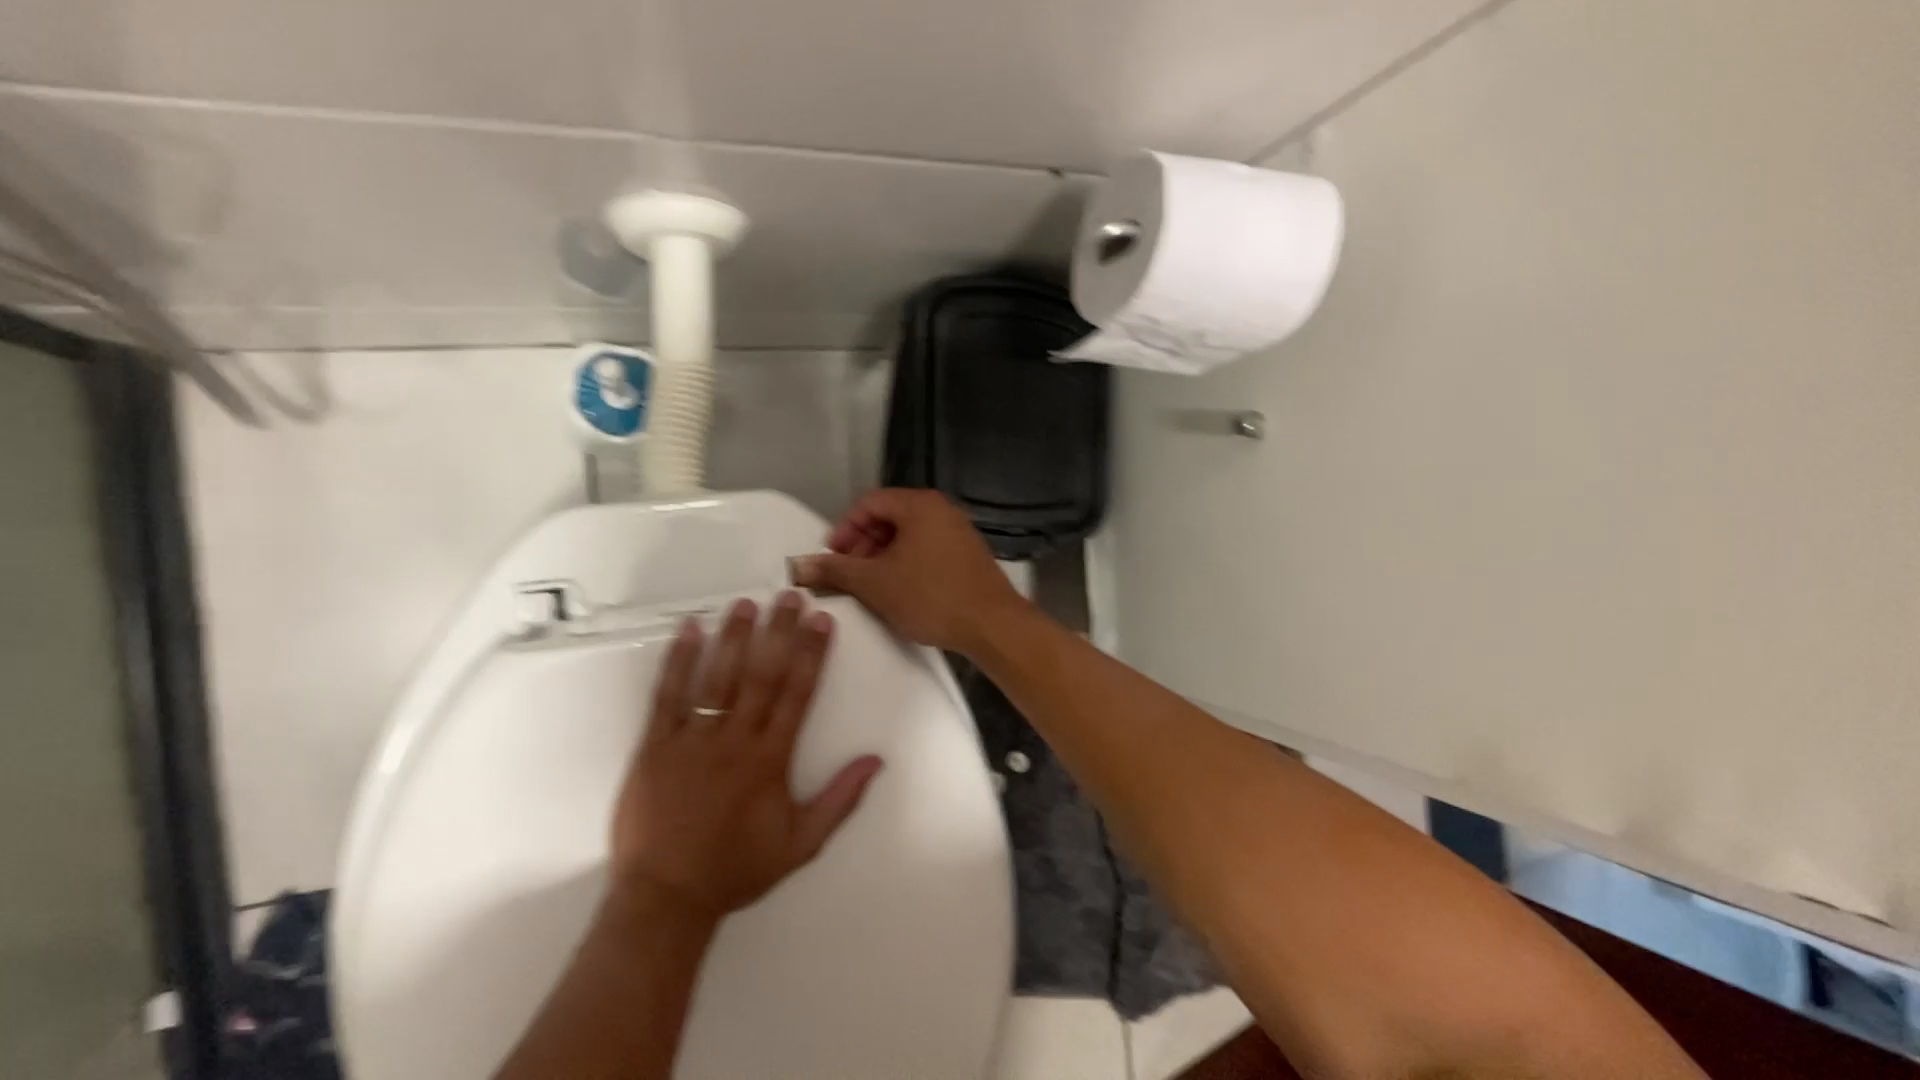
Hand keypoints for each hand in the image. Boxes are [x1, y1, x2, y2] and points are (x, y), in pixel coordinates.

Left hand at [608, 591, 883, 922]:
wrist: (666, 896)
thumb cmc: (737, 869)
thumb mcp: (801, 843)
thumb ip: (840, 800)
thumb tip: (874, 761)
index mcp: (771, 759)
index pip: (798, 694)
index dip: (812, 654)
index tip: (822, 620)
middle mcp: (735, 739)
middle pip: (762, 674)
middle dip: (779, 631)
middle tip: (790, 594)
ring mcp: (692, 739)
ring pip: (717, 677)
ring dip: (734, 637)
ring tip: (747, 602)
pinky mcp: (655, 745)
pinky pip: (668, 696)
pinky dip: (679, 662)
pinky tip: (690, 631)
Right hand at [790, 489, 1025, 654]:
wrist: (993, 625)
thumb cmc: (930, 596)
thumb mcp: (874, 584)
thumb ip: (835, 570)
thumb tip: (799, 565)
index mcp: (919, 505)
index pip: (868, 503)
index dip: (843, 530)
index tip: (832, 560)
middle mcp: (941, 510)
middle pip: (889, 517)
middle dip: (862, 545)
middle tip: (849, 576)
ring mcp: (959, 532)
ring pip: (908, 536)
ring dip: (883, 558)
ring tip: (872, 588)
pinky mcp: (968, 555)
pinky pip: (927, 550)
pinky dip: (906, 564)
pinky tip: (901, 593)